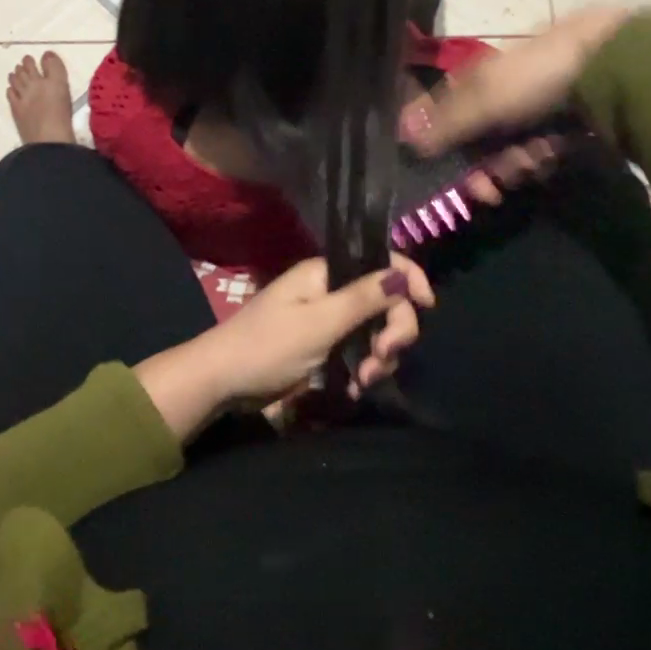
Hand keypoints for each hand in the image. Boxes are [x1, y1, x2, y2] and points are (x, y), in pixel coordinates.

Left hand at [134, 257, 434, 439]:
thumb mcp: (318, 323)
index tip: (428, 306)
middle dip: (393, 330)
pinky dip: (363, 368)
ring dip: (379, 356)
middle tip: (382, 357)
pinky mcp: (324, 347)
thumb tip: (402, 276)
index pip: (380, 262)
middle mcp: (331, 290)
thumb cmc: (266, 346)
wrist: (222, 381)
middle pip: (385, 300)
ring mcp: (328, 319)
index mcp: (326, 272)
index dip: (408, 279)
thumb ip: (362, 299)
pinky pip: (359, 351)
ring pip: (376, 330)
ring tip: (363, 380)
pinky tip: (354, 387)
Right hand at [400, 8, 628, 203]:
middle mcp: (502, 89)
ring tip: (535, 162)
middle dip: (484, 166)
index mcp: (477, 75)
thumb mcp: (485, 96)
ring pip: (510, 149)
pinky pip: (541, 149)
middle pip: (477, 140)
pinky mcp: (567, 121)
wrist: (620, 68)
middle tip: (492, 189)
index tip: (446, 178)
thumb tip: (400, 134)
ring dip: (515, 164)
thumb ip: (443, 119)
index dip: (440, 148)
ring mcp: (536, 104)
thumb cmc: (541, 77)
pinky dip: (543, 158)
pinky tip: (553, 156)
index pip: (444, 116)